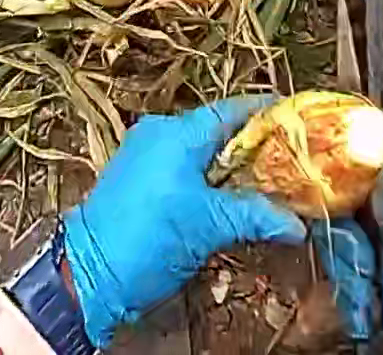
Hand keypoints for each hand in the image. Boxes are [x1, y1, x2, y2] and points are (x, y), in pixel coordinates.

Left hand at [62, 96, 306, 344]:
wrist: (84, 274)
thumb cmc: (149, 239)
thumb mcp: (209, 227)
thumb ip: (254, 216)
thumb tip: (297, 224)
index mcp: (180, 132)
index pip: (232, 109)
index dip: (263, 110)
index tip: (290, 113)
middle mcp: (161, 129)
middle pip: (216, 126)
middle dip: (248, 141)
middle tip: (280, 153)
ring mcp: (144, 147)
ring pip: (197, 144)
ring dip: (224, 159)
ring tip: (255, 176)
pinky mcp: (134, 169)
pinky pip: (178, 159)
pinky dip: (201, 170)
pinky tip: (218, 192)